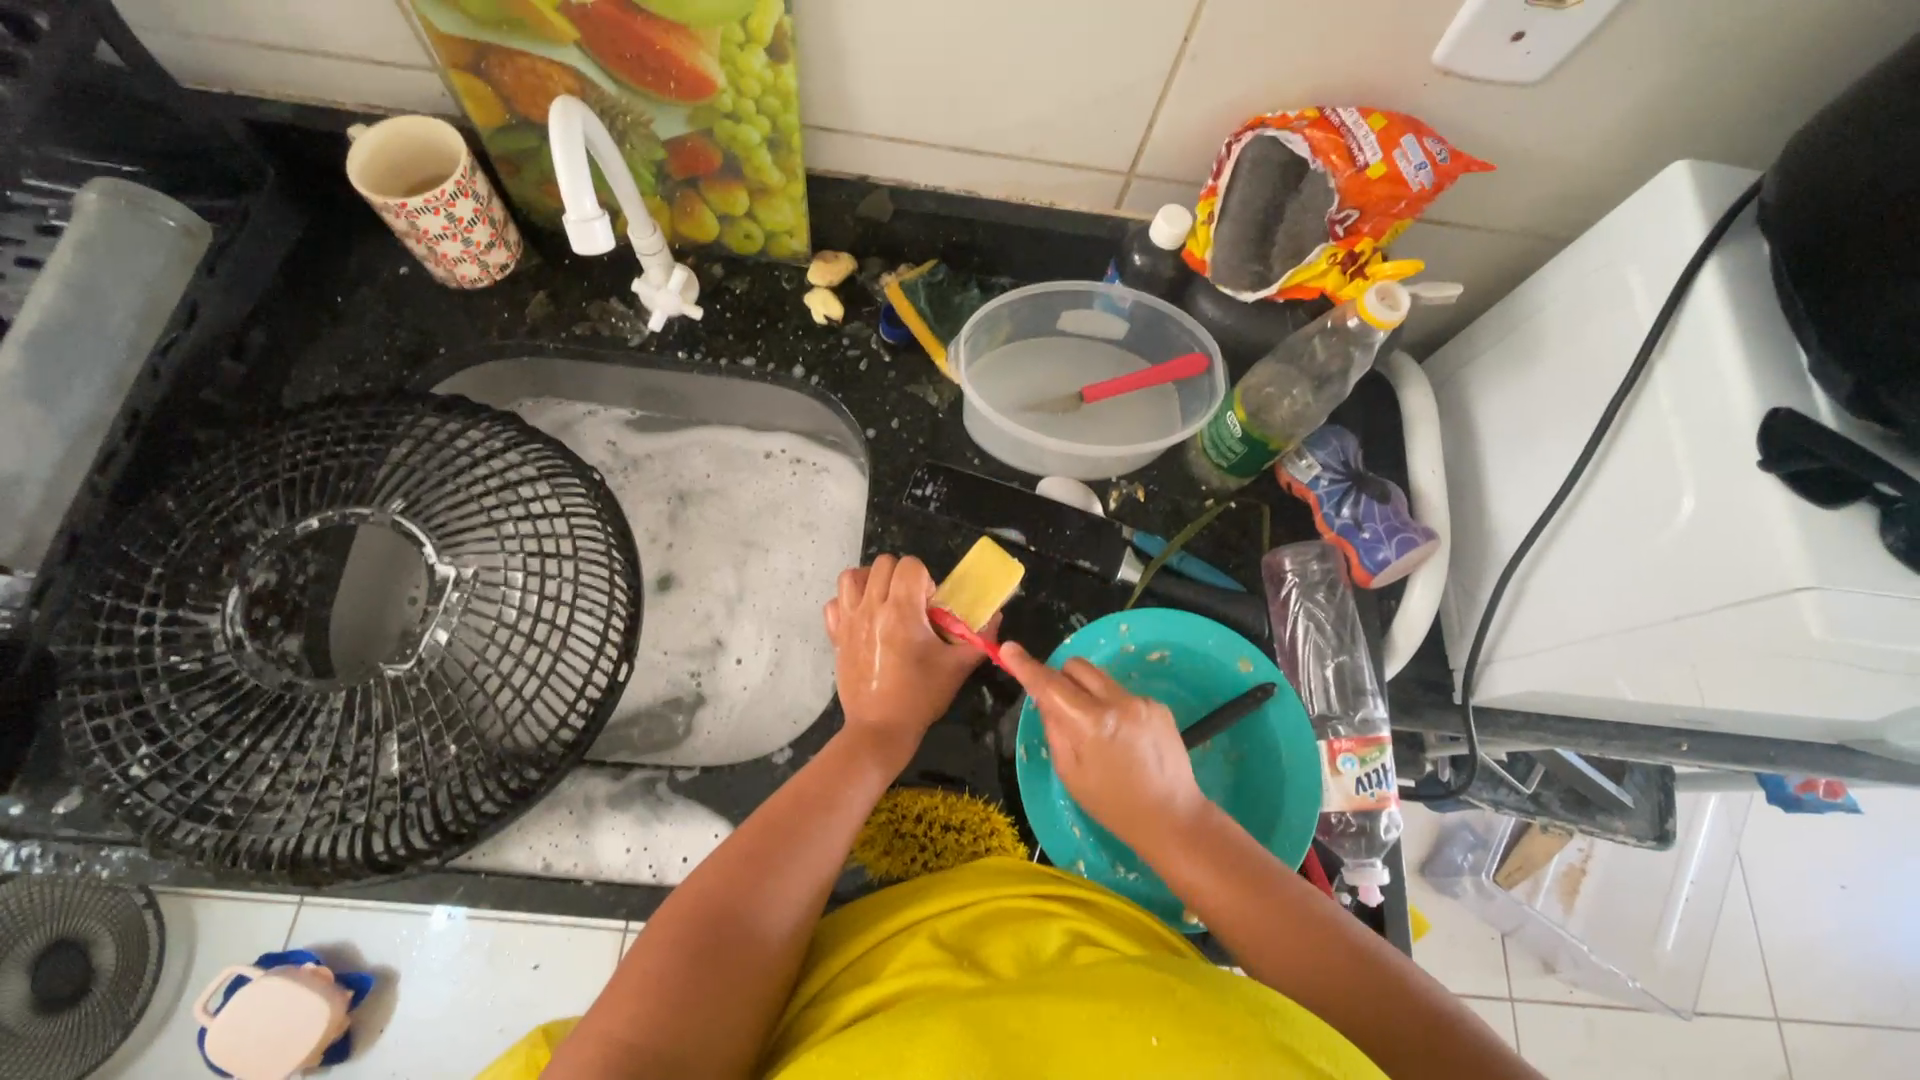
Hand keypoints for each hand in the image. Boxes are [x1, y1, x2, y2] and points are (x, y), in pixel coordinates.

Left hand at [823, 555, 991, 766]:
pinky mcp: (835, 636)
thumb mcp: (958, 666)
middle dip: (902, 576)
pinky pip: (835, 603)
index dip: (925, 579)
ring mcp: (849, 621)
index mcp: (902, 611)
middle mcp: (872, 608)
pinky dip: (848, 603)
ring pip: (852, 577)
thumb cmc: (921, 696)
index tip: (930, 606)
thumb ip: (979, 638)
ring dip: (870, 581)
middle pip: (883, 564)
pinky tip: (863, 619)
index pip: (910, 565)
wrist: (880, 728)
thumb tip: (995, 616)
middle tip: (912, 604)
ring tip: (885, 602)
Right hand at [1000, 641, 1206, 851]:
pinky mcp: (1159, 706)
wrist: (1171, 816)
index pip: (1050, 684)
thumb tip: (1045, 699)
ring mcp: (1142, 701)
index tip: (1009, 650)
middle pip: (1076, 667)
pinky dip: (1113, 707)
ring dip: (1088, 693)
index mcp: (1091, 723)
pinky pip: (1123, 694)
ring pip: (1101, 679)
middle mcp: (1118, 702)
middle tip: (1060, 706)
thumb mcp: (1070, 772)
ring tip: (1099, 732)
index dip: (1026, 666)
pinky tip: (1124, 740)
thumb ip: (1054, 728)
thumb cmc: (1112, 804)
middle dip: (1061, 678)